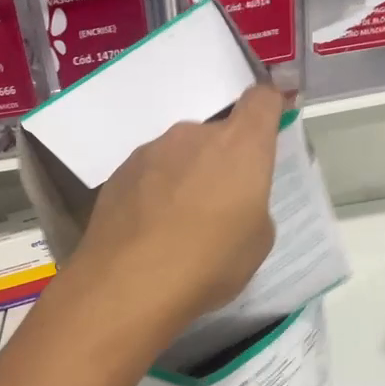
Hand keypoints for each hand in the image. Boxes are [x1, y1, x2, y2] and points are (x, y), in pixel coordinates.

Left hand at [63, 84, 282, 337]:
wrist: (129, 284)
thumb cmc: (209, 264)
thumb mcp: (256, 244)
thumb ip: (252, 207)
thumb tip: (233, 202)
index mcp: (239, 146)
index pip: (261, 101)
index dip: (267, 111)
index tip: (266, 134)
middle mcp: (192, 136)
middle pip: (214, 135)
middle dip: (218, 163)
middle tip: (215, 208)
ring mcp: (150, 152)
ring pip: (176, 156)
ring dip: (181, 179)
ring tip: (174, 228)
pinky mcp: (118, 175)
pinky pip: (146, 177)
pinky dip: (151, 196)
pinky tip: (146, 235)